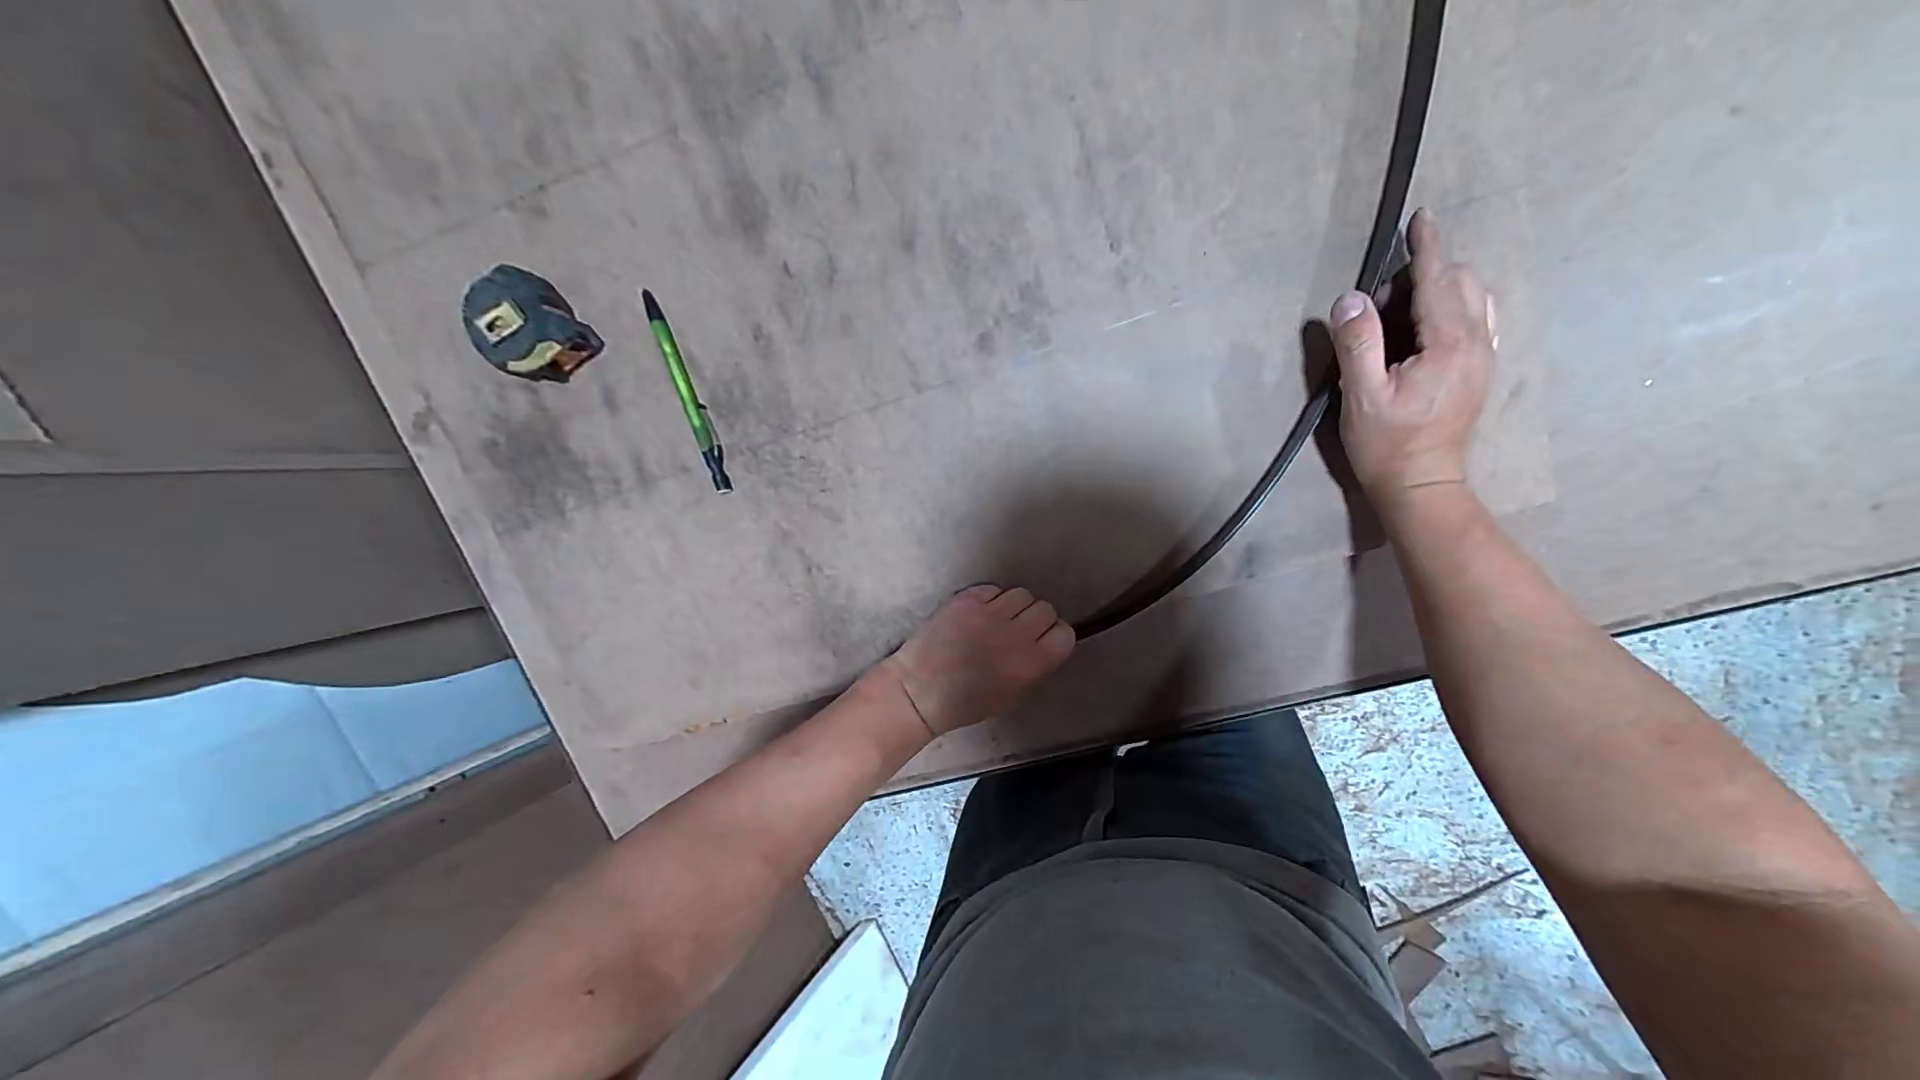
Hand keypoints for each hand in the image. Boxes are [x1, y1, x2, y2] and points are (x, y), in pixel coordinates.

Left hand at [876, 585, 1075, 735]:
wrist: (920, 691)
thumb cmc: (966, 703)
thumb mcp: (1013, 693)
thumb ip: (1035, 665)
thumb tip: (1044, 641)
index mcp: (1031, 663)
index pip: (1064, 632)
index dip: (1053, 634)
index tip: (1041, 639)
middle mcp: (1015, 634)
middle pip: (1045, 608)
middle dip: (1034, 618)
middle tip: (1016, 629)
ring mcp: (989, 613)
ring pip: (1021, 594)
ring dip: (1013, 606)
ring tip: (996, 619)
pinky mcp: (966, 600)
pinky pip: (993, 589)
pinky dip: (989, 598)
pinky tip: (978, 613)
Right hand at [1329, 209, 1496, 499]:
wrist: (1421, 484)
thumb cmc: (1386, 443)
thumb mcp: (1362, 395)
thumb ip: (1358, 343)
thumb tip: (1352, 298)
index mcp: (1448, 345)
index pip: (1438, 281)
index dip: (1427, 248)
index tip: (1420, 218)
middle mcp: (1476, 343)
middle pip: (1463, 283)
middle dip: (1432, 268)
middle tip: (1390, 283)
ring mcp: (1483, 357)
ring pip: (1475, 299)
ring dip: (1446, 285)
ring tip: (1410, 296)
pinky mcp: (1480, 370)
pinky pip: (1478, 319)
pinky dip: (1458, 304)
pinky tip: (1435, 319)